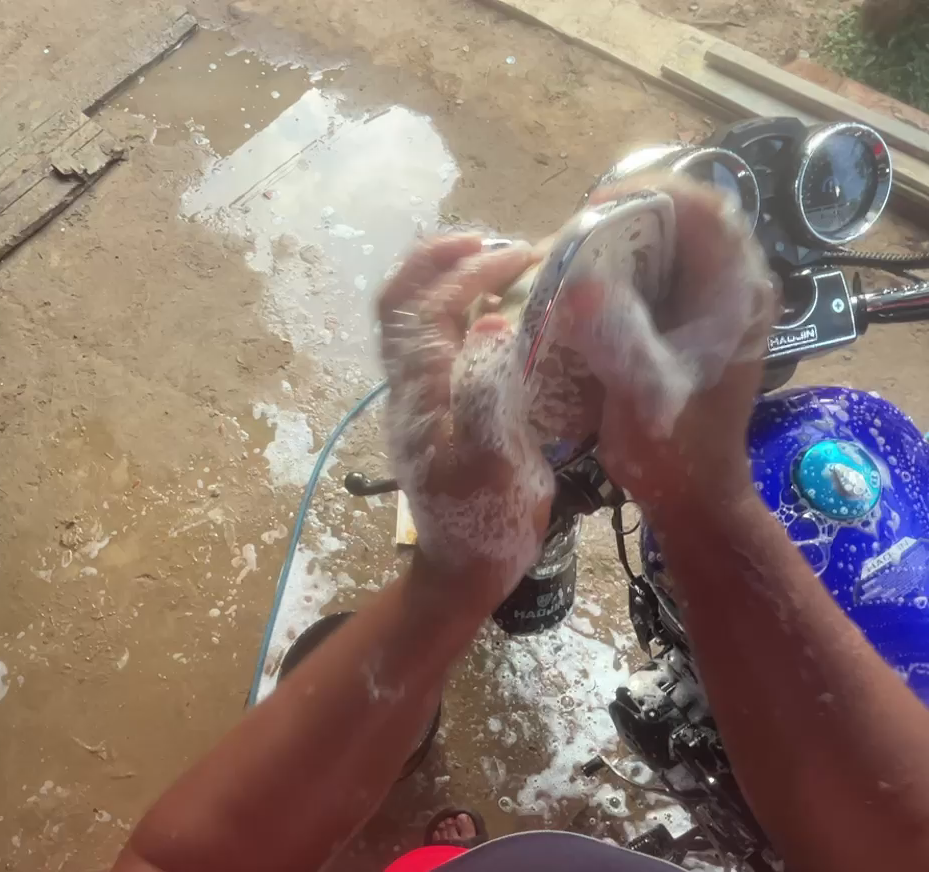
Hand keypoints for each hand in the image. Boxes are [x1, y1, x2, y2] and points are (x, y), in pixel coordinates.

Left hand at [378, 234, 552, 608]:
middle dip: (443, 260)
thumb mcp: (494, 466)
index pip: (429, 306)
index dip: (472, 270)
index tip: (526, 258)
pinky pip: (434, 344)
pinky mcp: (433, 410)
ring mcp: (418, 397)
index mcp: (422, 393)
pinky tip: (498, 315)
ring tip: (498, 268)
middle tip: (495, 247)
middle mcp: (410, 387)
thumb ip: (485, 395)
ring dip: (447, 281)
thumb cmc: (485, 523)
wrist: (463, 568)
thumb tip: (489, 323)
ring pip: (412, 319)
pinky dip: (459, 313)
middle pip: (401, 301)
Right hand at [559, 181, 777, 518]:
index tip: (590, 209)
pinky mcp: (692, 328)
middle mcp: (733, 291)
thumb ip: (613, 334)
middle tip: (573, 239)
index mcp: (735, 296)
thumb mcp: (641, 391)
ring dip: (620, 248)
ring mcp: (714, 309)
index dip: (648, 193)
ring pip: (668, 250)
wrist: (692, 494)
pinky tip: (588, 295)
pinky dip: (622, 278)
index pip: (704, 210)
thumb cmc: (674, 449)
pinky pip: (658, 281)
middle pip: (683, 224)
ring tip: (574, 262)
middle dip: (625, 221)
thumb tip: (574, 282)